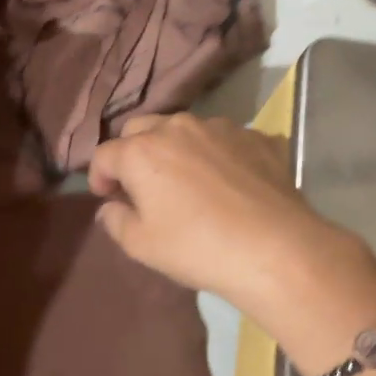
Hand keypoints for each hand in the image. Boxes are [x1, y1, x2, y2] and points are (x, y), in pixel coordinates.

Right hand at [88, 114, 375, 318]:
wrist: (275, 248)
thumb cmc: (197, 248)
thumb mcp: (142, 245)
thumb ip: (116, 221)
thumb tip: (111, 207)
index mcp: (142, 151)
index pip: (105, 154)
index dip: (100, 177)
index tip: (108, 198)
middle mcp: (178, 127)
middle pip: (141, 129)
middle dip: (133, 153)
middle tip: (142, 186)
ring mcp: (221, 128)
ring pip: (185, 129)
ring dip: (176, 149)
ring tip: (188, 182)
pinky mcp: (257, 138)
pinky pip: (224, 140)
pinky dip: (216, 155)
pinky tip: (227, 183)